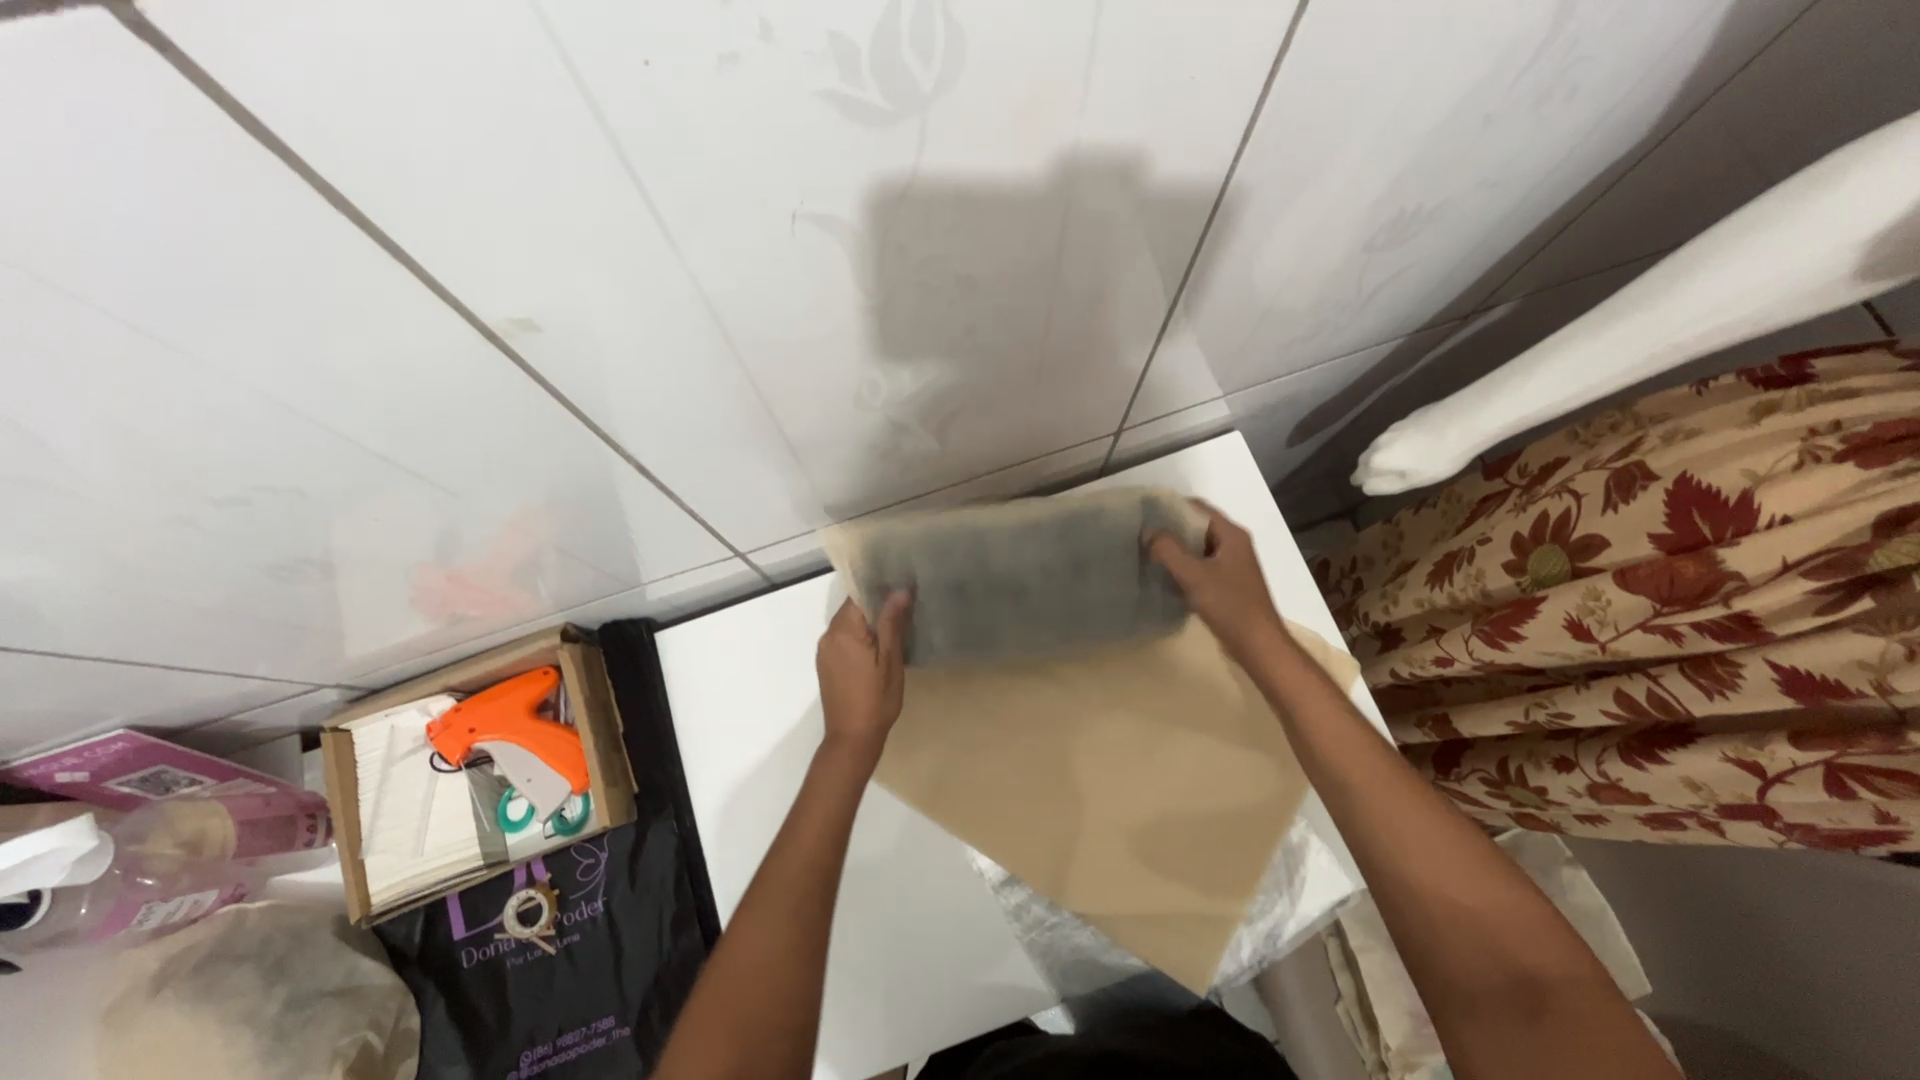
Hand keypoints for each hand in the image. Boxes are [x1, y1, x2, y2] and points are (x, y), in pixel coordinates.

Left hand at [816, 592, 911, 758]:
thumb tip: (900, 590)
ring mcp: (825, 651)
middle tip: (906, 606)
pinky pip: (844, 639)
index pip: (859, 596)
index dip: (880, 589)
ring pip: (849, 624)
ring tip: (898, 623)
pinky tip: (880, 645)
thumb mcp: (890, 661)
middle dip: (877, 605)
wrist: (852, 738)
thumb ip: (892, 623)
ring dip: (870, 622)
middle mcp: (829, 636)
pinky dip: (861, 636)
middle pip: (853, 608)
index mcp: (843, 632)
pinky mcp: (827, 663)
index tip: (903, 587)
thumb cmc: (876, 700)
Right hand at [1146, 501, 1286, 663]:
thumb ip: (1168, 550)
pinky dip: (1183, 569)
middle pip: (1197, 527)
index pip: (1198, 507)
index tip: (1144, 511)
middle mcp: (1234, 545)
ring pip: (1198, 549)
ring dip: (1175, 550)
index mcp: (1232, 535)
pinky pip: (1201, 568)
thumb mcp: (1195, 575)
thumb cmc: (1230, 605)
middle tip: (1140, 534)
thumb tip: (1147, 531)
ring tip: (1146, 553)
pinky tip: (1163, 577)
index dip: (1172, 506)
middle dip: (1170, 529)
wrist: (1258, 645)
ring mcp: (1232, 566)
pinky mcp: (1228, 585)